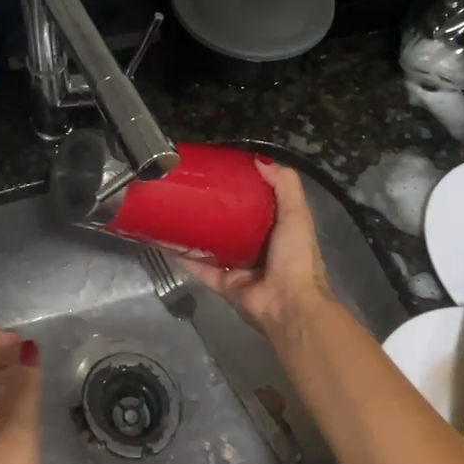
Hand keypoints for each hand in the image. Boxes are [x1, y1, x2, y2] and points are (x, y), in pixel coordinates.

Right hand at [178, 157, 334, 346]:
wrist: (288, 304)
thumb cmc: (295, 257)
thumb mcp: (297, 214)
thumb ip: (285, 186)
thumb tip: (258, 160)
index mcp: (276, 233)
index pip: (256, 205)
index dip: (240, 188)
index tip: (219, 171)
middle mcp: (257, 250)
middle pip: (231, 225)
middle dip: (213, 209)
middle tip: (190, 189)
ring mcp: (239, 269)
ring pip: (212, 247)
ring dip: (195, 232)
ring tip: (173, 210)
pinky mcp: (223, 284)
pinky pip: (199, 268)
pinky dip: (184, 256)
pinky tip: (166, 240)